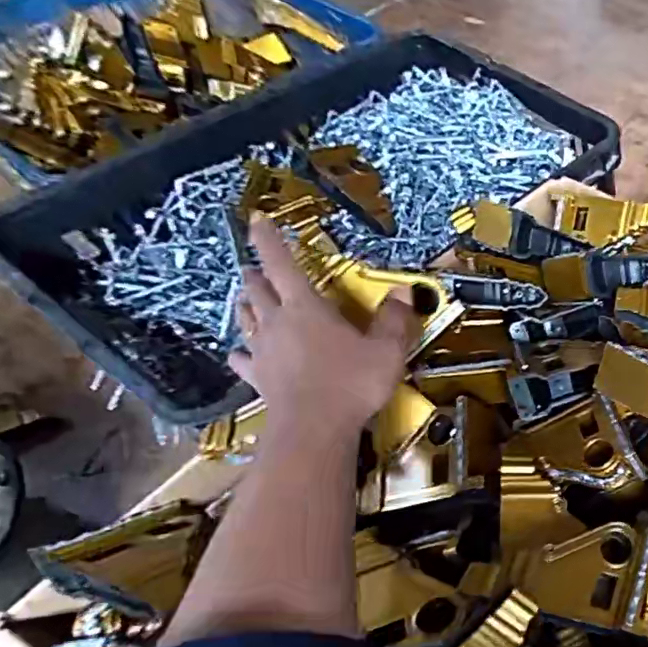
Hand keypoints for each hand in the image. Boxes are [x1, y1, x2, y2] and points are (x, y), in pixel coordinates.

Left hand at [229, 217, 417, 438]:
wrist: (315, 427)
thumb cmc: (352, 383)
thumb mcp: (387, 350)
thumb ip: (394, 320)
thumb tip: (404, 293)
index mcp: (306, 307)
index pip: (281, 262)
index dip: (268, 238)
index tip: (257, 218)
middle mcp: (277, 322)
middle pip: (257, 288)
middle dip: (257, 273)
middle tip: (258, 266)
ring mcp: (263, 351)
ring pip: (245, 317)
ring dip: (247, 304)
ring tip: (249, 298)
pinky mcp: (258, 377)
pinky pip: (243, 358)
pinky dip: (242, 351)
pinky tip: (243, 353)